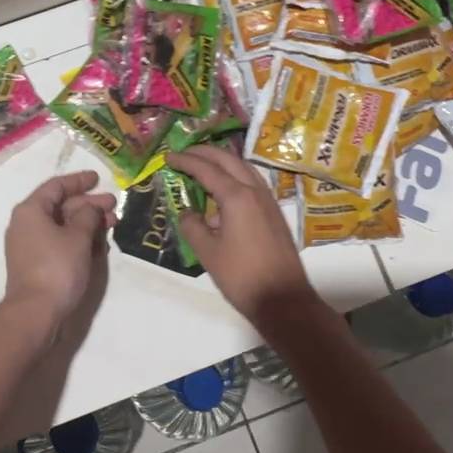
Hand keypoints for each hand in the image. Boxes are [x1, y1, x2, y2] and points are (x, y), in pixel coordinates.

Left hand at [2, 172, 118, 329]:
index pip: (56, 186)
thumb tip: (92, 207)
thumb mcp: (78, 237)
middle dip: (89, 205)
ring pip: (62, 226)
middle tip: (114, 207)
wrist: (35, 312)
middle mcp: (26, 224)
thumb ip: (88, 216)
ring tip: (112, 227)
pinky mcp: (36, 264)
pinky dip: (79, 242)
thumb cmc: (57, 268)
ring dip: (87, 225)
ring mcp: (30, 245)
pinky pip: (59, 244)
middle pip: (61, 206)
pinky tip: (99, 248)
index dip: (79, 181)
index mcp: (31, 210)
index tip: (98, 179)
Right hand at [169, 147, 318, 326]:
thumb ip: (192, 226)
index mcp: (237, 197)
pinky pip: (252, 182)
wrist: (284, 300)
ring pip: (244, 168)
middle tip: (185, 153)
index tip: (168, 157)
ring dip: (223, 162)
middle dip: (205, 153)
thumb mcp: (207, 252)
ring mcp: (268, 201)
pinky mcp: (274, 213)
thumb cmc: (241, 276)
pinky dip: (235, 176)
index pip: (206, 169)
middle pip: (228, 160)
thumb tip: (188, 213)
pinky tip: (224, 191)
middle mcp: (255, 191)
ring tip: (204, 165)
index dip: (186, 161)